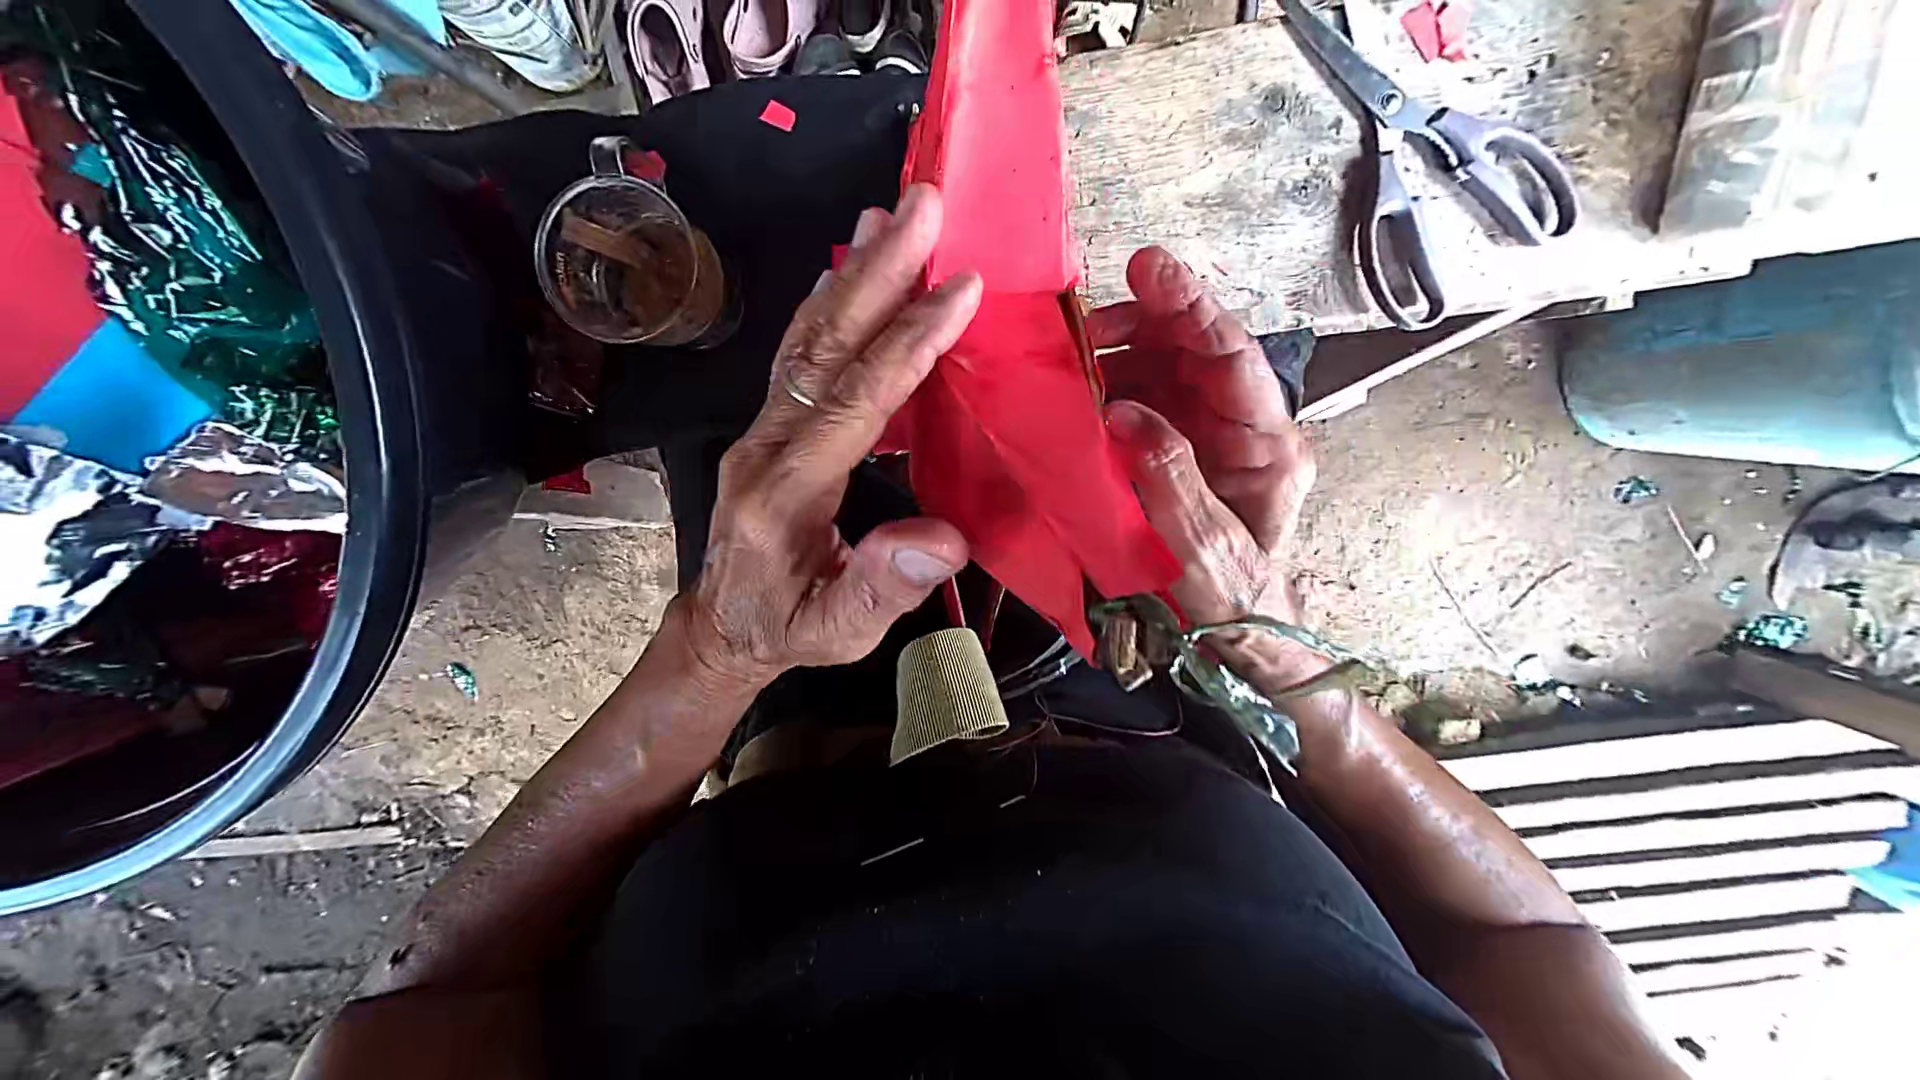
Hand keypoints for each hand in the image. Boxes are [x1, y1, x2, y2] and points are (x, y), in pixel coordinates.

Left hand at [679, 184, 983, 689]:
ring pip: (808, 339)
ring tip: (886, 215)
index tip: (957, 288)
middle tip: (921, 204)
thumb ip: (883, 586)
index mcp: (787, 493)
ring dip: (851, 272)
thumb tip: (945, 538)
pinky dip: (825, 305)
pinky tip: (844, 270)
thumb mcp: (837, 629)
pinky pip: (798, 355)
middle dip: (876, 271)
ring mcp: (763, 429)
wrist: (723, 625)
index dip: (907, 343)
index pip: (855, 403)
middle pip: (824, 346)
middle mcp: (767, 445)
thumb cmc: (785, 628)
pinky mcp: (769, 425)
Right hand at [1090, 248, 1321, 679]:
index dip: (1192, 306)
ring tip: (1076, 357)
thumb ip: (1170, 478)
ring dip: (1121, 355)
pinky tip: (1081, 389)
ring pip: (1167, 371)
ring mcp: (1209, 437)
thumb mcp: (1203, 547)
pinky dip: (1111, 387)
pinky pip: (1145, 403)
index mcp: (1270, 445)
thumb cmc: (1232, 600)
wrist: (1235, 638)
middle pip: (1199, 351)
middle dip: (1148, 324)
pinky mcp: (1177, 452)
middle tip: (1090, 321)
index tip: (1149, 268)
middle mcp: (1243, 428)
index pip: (1233, 357)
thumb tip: (1125, 412)